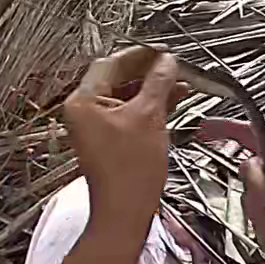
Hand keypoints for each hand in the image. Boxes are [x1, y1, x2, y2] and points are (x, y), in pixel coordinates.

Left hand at [62, 46, 178, 245]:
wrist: (126, 212)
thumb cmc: (131, 170)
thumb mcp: (149, 116)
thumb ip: (158, 83)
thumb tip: (168, 61)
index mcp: (84, 102)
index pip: (111, 63)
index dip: (139, 54)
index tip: (162, 50)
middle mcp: (86, 111)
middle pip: (119, 78)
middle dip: (149, 71)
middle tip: (173, 64)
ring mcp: (98, 125)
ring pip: (128, 95)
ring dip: (153, 88)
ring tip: (180, 81)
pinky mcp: (112, 138)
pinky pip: (131, 112)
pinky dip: (151, 105)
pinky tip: (174, 98)